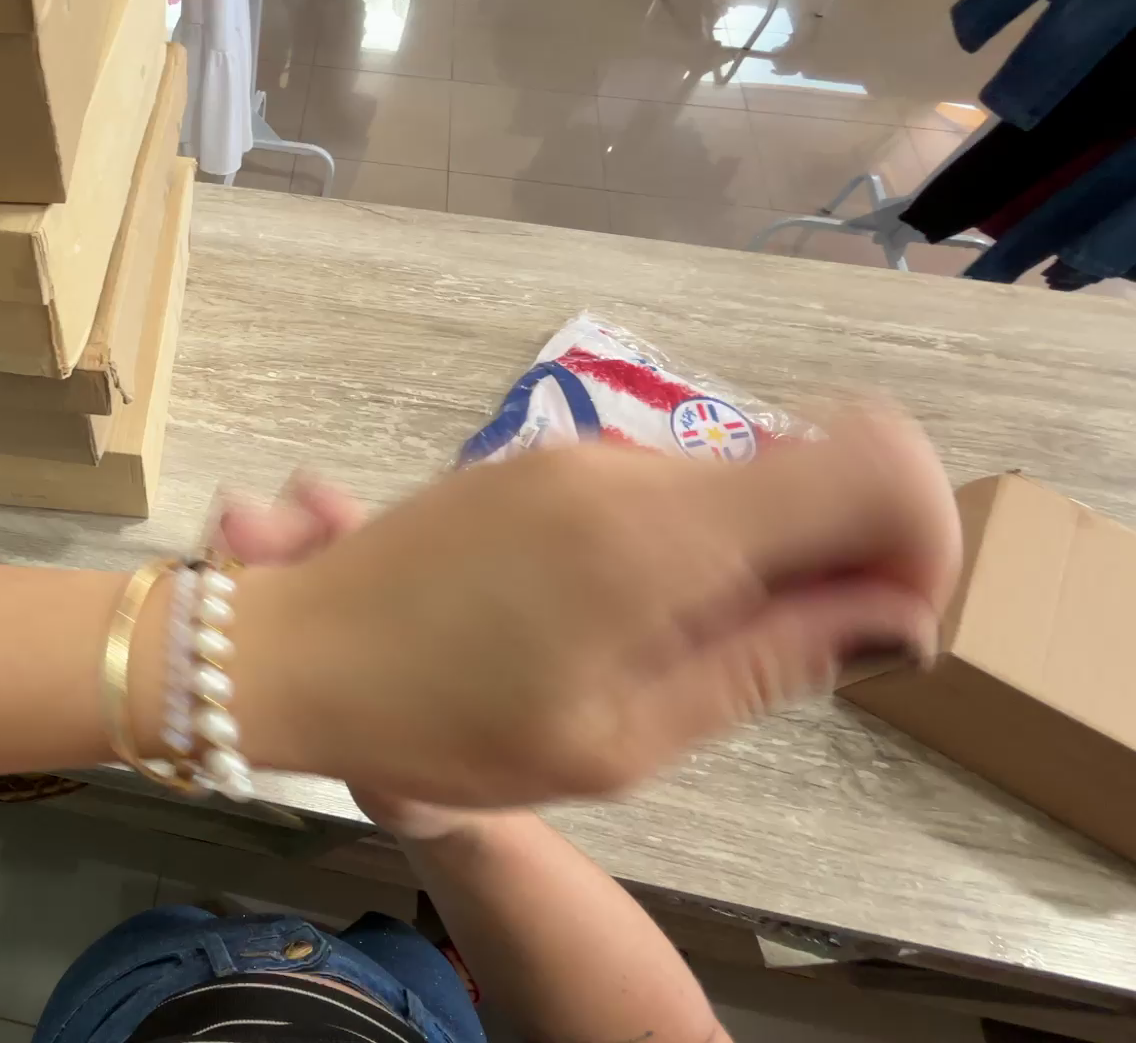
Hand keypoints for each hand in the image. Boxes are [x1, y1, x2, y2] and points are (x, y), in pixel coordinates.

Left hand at [231, 408, 961, 809]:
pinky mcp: (503, 471)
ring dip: (711, 563)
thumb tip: (881, 608)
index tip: (859, 623)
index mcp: (658, 528)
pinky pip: (621, 494)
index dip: (904, 540)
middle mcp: (611, 465)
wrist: (289, 654)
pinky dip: (642, 548)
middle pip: (781, 477)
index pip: (871, 462)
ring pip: (697, 490)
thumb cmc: (436, 722)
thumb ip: (759, 663)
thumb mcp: (617, 737)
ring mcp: (546, 458)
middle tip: (721, 664)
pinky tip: (570, 618)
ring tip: (626, 653)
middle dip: (797, 565)